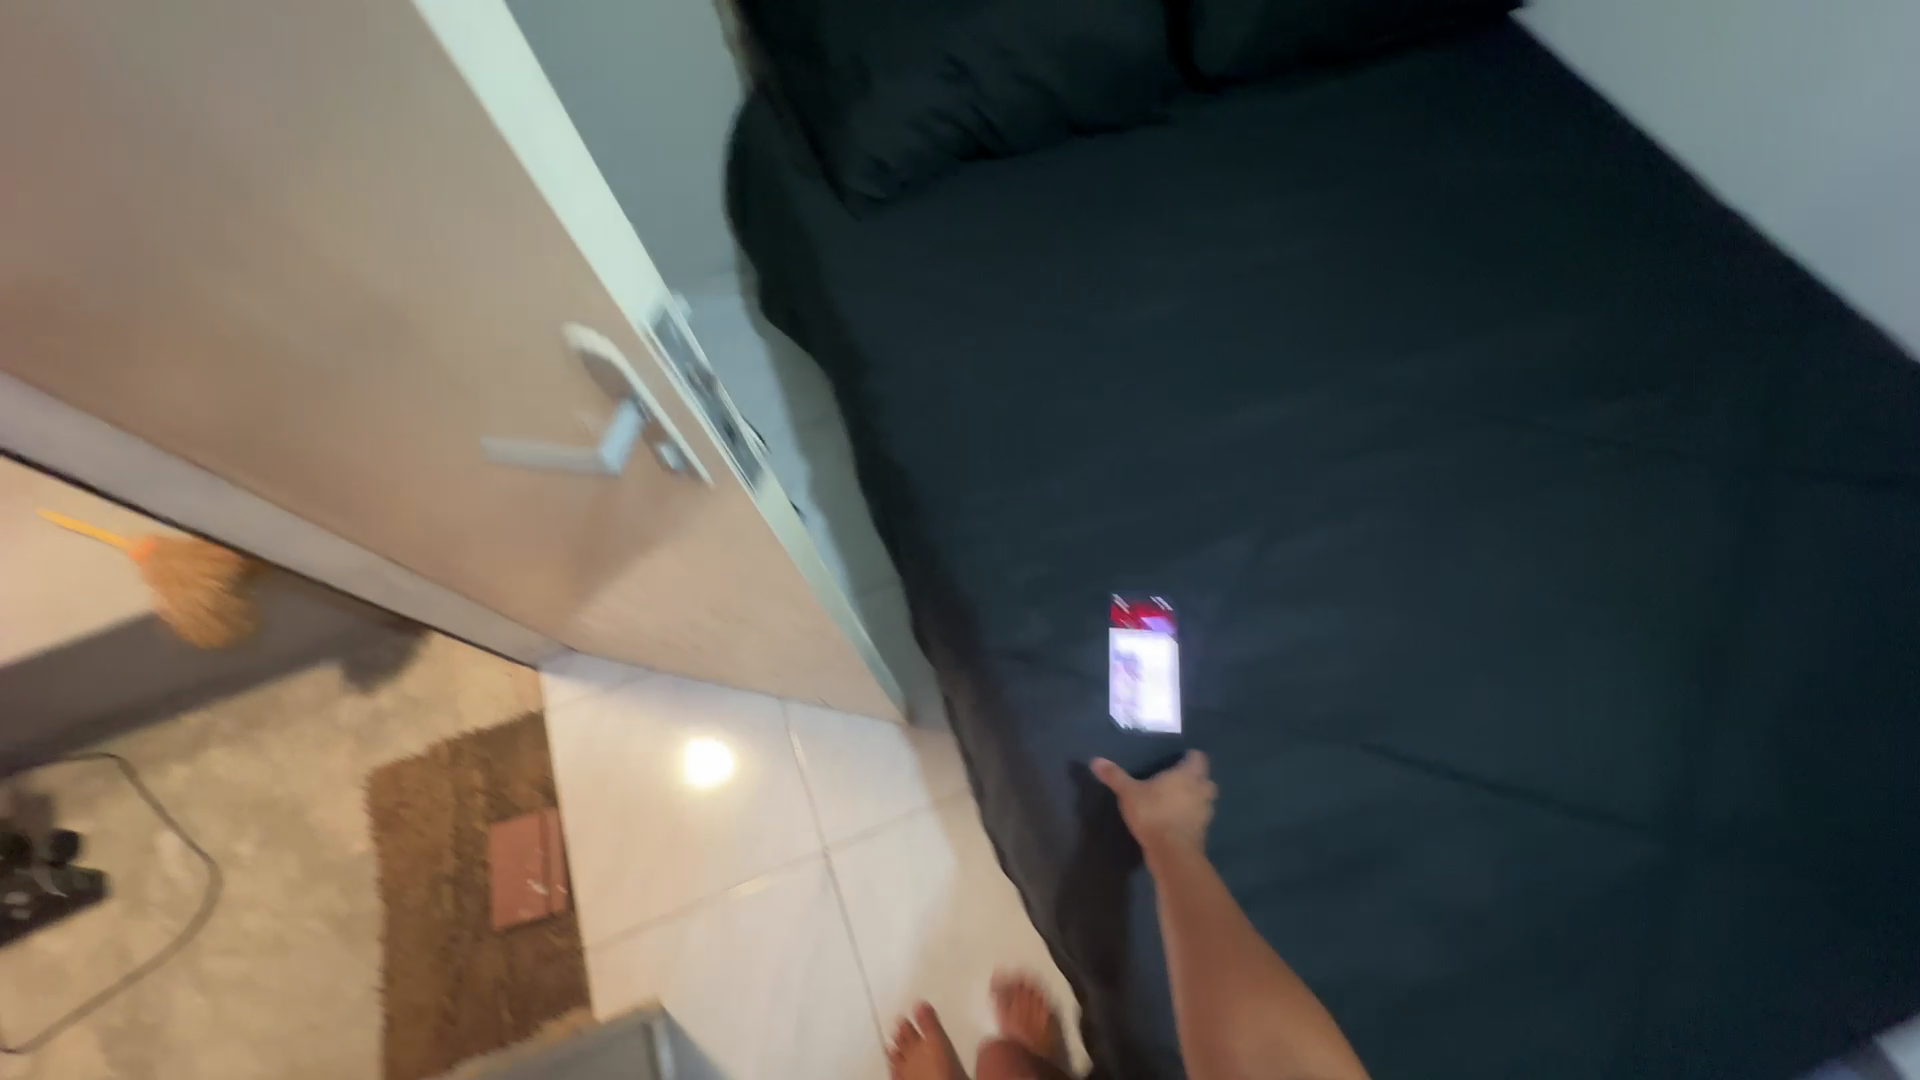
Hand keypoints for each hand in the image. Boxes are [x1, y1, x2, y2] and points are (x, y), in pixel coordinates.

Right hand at [1091, 750, 1215, 854]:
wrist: (1172, 853)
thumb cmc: (1153, 813)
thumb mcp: (1128, 793)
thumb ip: (1114, 776)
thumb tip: (1095, 760)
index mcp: (1187, 775)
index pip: (1199, 758)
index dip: (1191, 757)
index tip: (1180, 758)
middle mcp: (1201, 791)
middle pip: (1206, 779)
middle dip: (1196, 779)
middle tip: (1179, 779)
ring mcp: (1205, 813)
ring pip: (1205, 800)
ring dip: (1196, 799)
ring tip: (1178, 800)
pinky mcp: (1202, 832)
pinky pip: (1199, 819)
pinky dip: (1192, 818)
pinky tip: (1177, 820)